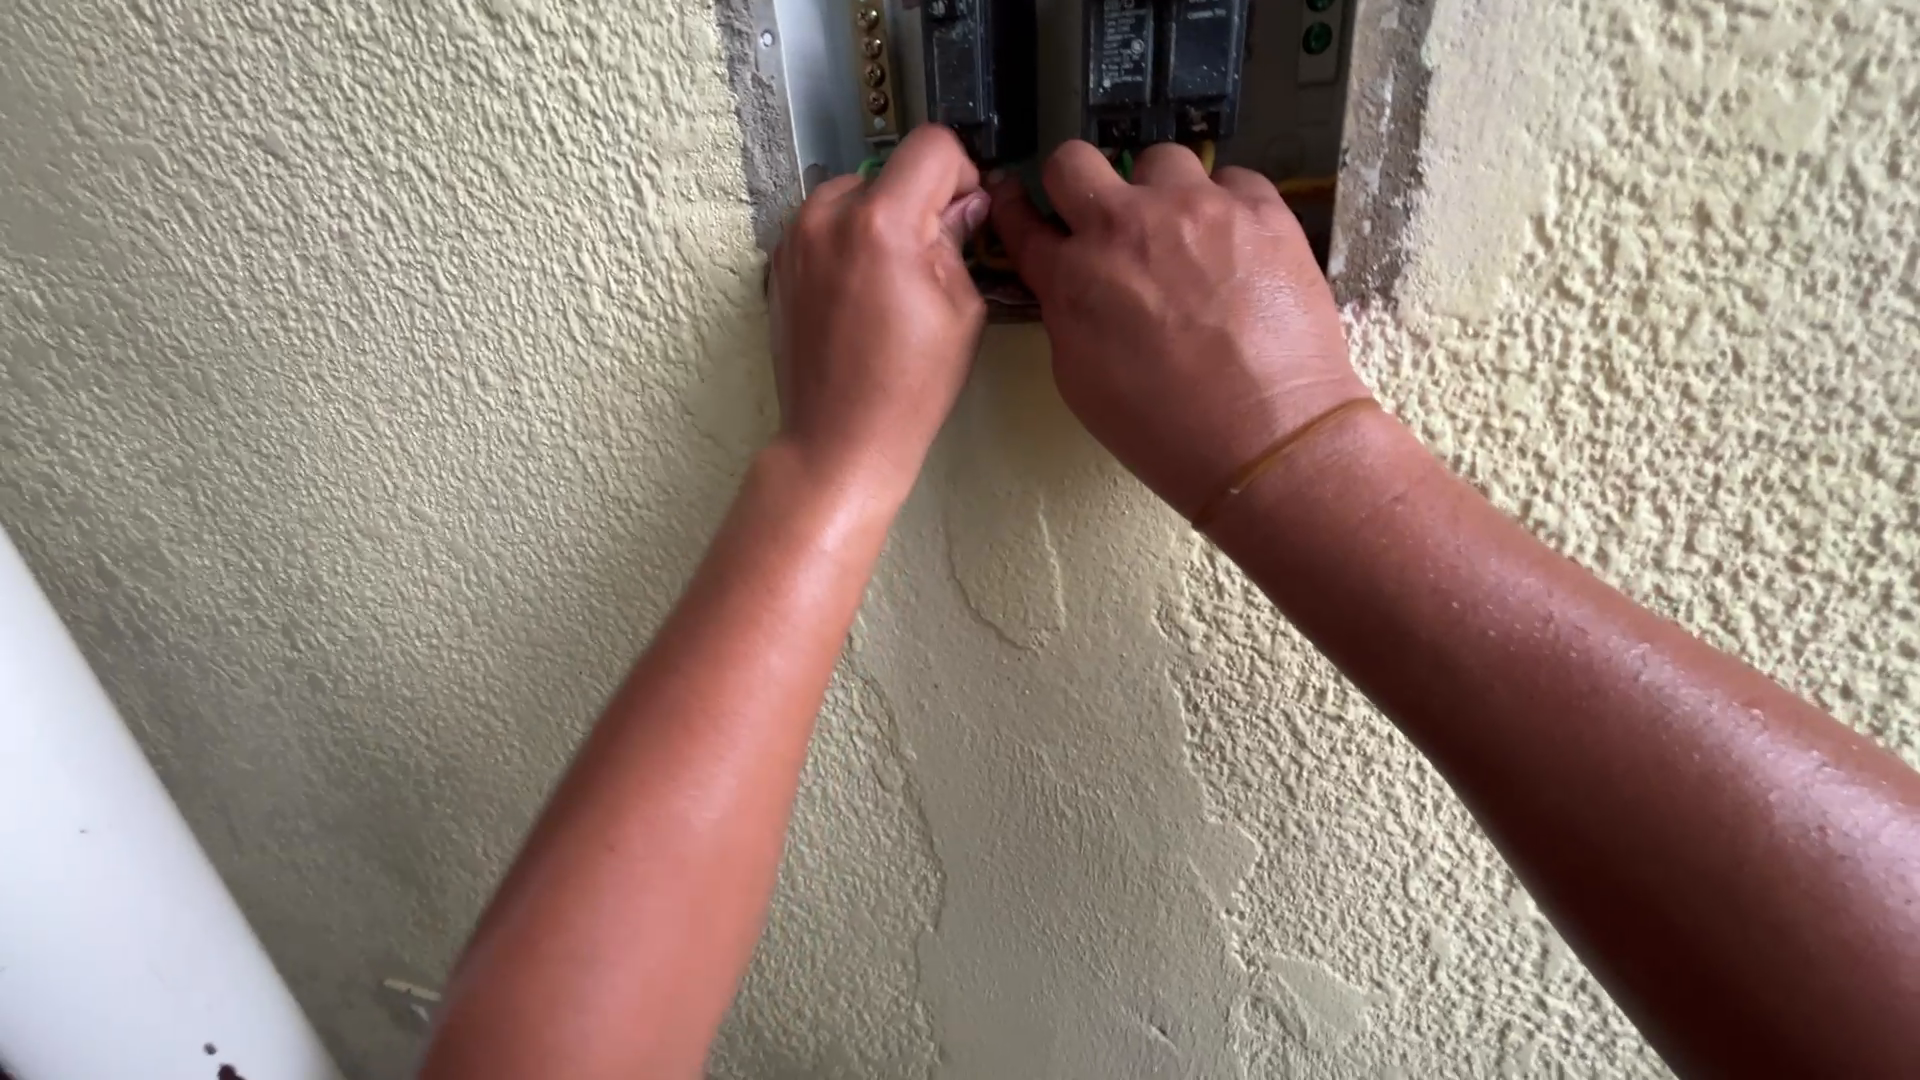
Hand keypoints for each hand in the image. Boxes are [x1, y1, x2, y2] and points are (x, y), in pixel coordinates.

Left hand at [768, 125, 989, 503]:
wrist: (840, 440)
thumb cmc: (907, 390)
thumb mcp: (961, 314)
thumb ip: (960, 242)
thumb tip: (964, 206)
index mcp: (880, 226)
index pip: (931, 146)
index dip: (961, 174)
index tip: (965, 211)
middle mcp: (826, 218)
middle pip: (889, 172)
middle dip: (917, 204)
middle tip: (929, 262)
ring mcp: (794, 241)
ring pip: (852, 197)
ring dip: (879, 222)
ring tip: (890, 285)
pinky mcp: (778, 265)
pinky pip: (823, 228)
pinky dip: (848, 244)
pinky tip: (860, 297)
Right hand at [990, 141, 1368, 516]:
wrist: (1263, 435)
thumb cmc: (1161, 428)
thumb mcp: (1080, 381)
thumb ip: (1067, 316)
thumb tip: (1075, 284)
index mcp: (1073, 277)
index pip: (1023, 222)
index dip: (1015, 210)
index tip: (1019, 202)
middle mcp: (1126, 226)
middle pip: (1074, 161)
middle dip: (1077, 185)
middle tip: (1101, 220)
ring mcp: (1196, 207)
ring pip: (1159, 161)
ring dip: (1159, 194)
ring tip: (1185, 239)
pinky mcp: (1260, 207)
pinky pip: (1231, 180)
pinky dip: (1223, 207)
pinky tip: (1235, 249)